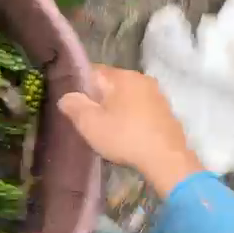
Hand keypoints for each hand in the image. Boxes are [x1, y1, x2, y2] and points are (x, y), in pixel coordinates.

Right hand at [58, 65, 204, 197]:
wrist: (167, 161)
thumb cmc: (124, 137)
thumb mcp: (89, 123)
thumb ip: (73, 105)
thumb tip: (67, 97)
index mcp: (122, 76)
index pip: (91, 71)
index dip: (77, 86)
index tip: (71, 103)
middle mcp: (141, 79)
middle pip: (109, 84)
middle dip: (97, 98)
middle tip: (86, 118)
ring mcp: (156, 95)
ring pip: (125, 96)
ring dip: (114, 108)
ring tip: (105, 127)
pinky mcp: (166, 111)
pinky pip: (139, 107)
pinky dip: (130, 116)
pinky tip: (125, 133)